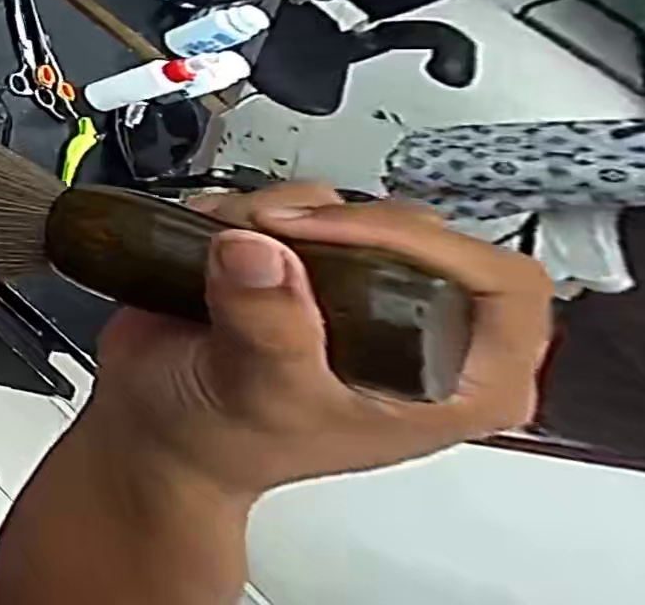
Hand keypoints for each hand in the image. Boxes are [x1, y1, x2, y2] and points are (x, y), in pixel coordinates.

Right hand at [84, 180, 553, 499]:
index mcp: (448, 375)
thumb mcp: (258, 396)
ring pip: (328, 207)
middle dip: (323, 220)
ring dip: (264, 212)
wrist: (153, 423)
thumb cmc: (223, 438)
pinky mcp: (274, 264)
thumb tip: (258, 251)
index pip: (491, 280)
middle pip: (403, 229)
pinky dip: (230, 210)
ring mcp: (331, 289)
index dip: (411, 242)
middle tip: (266, 234)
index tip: (314, 233)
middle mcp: (399, 323)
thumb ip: (268, 329)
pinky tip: (207, 242)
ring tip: (223, 250)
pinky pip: (266, 207)